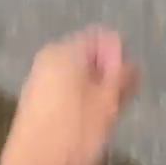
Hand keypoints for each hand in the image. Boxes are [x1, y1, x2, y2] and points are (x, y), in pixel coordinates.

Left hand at [0, 26, 139, 164]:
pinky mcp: (33, 104)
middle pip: (91, 56)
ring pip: (80, 75)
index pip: (106, 36)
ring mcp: (37, 81)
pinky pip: (66, 90)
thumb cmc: (74, 128)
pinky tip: (86, 120)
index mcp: (65, 49)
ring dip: (96, 89)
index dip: (120, 56)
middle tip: (118, 97)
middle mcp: (48, 59)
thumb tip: (132, 63)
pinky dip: (80, 100)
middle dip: (108, 74)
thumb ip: (125, 73)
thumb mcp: (109, 98)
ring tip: (104, 111)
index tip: (123, 81)